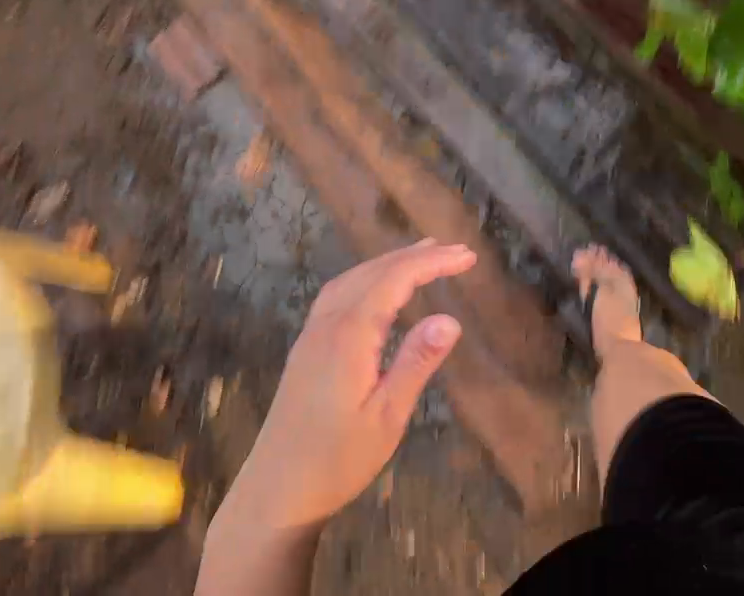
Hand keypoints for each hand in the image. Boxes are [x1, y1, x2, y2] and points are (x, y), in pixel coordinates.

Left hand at [227, 239, 475, 530]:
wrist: (275, 491)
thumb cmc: (337, 460)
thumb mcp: (387, 417)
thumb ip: (416, 363)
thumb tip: (451, 318)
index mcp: (350, 334)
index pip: (396, 279)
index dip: (433, 262)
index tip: (468, 257)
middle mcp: (328, 323)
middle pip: (374, 271)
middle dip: (416, 256)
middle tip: (456, 251)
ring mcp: (312, 333)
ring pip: (353, 278)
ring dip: (389, 262)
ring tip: (422, 255)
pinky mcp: (306, 347)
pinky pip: (339, 292)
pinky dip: (367, 277)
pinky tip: (377, 288)